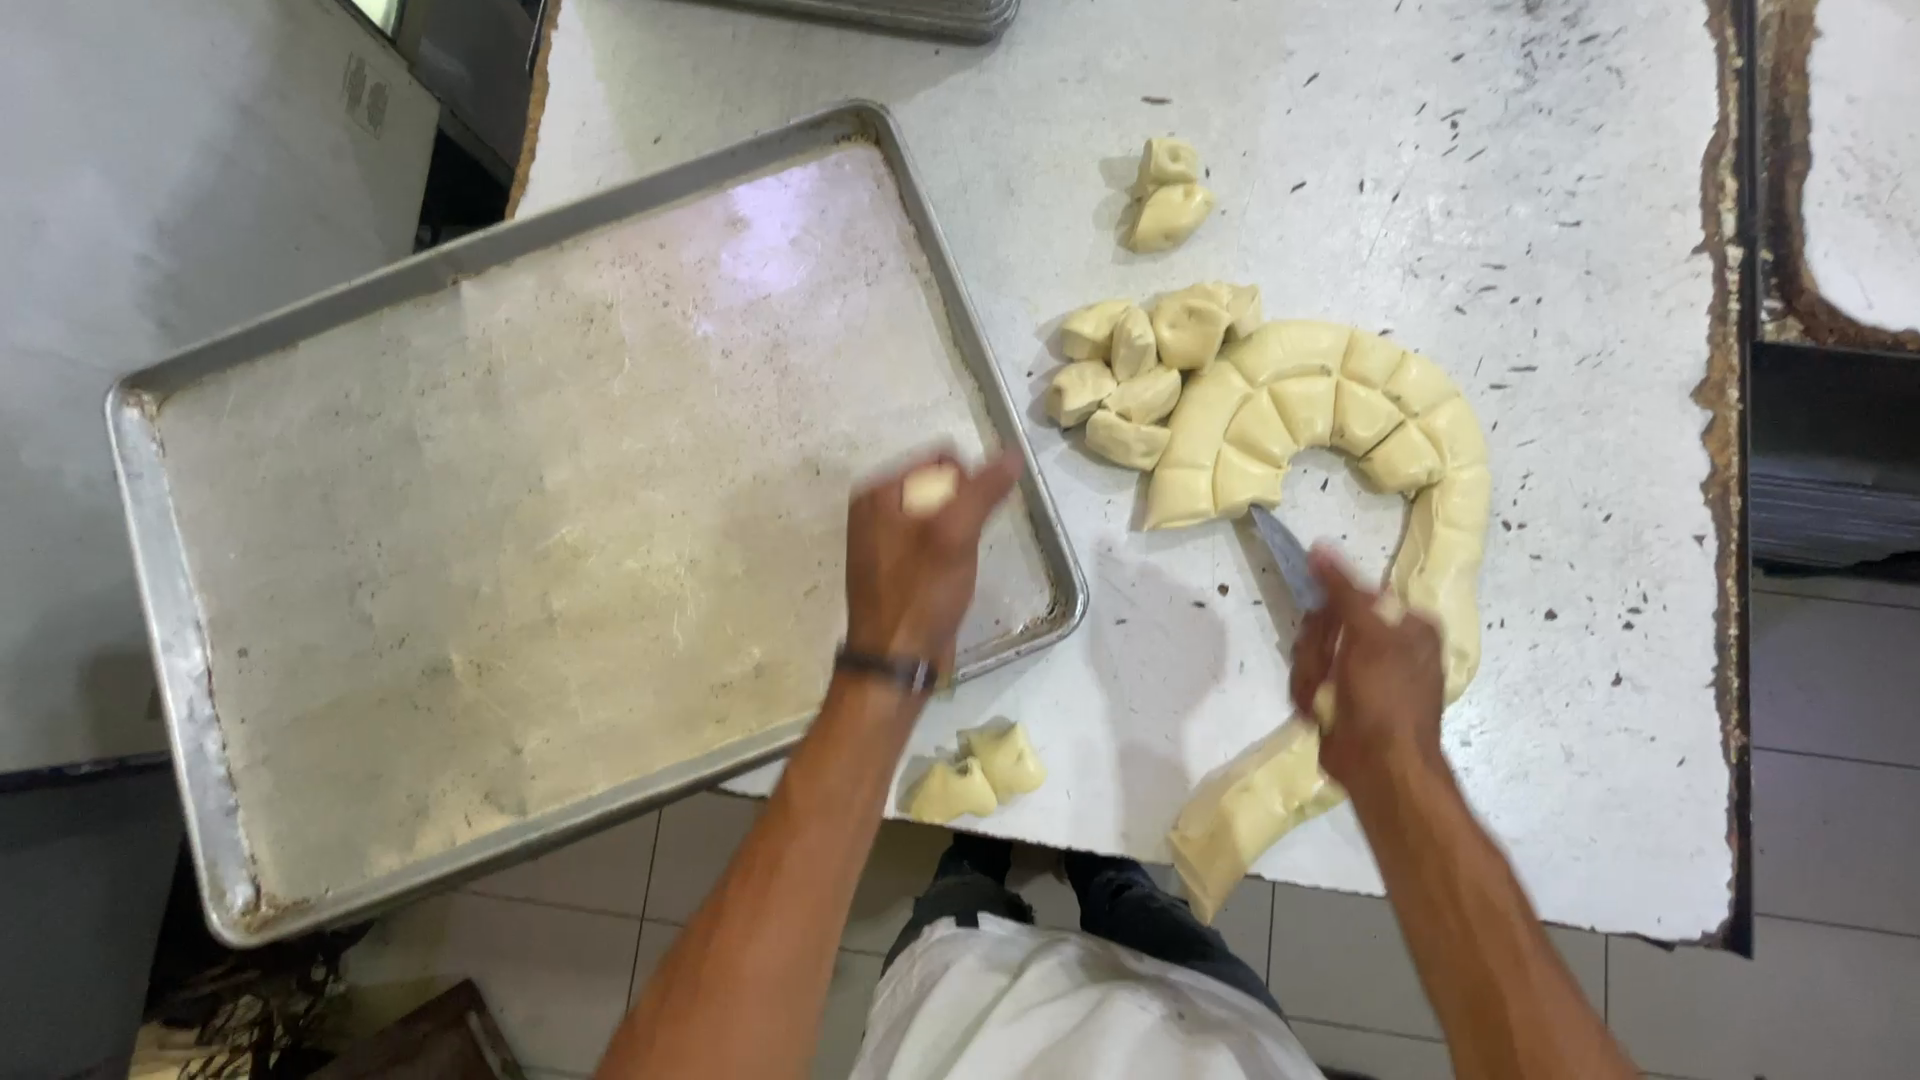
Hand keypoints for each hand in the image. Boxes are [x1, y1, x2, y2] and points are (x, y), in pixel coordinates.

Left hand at [843, 449, 1022, 673]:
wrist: (895, 663)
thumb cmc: (920, 595)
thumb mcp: (955, 535)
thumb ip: (983, 490)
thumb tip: (1013, 453)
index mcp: (877, 493)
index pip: (939, 460)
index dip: (969, 483)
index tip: (976, 520)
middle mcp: (875, 511)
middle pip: (941, 487)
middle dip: (965, 510)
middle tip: (967, 544)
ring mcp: (884, 541)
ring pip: (941, 517)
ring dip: (962, 534)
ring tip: (961, 563)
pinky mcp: (898, 569)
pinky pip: (934, 543)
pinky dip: (952, 554)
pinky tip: (954, 577)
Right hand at [1289, 545, 1447, 791]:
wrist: (1381, 767)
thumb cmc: (1385, 698)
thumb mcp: (1368, 634)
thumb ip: (1342, 590)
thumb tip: (1318, 546)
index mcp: (1406, 625)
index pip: (1352, 594)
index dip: (1331, 612)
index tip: (1323, 626)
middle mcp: (1386, 645)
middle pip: (1324, 624)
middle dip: (1316, 650)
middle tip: (1326, 670)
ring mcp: (1360, 673)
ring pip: (1310, 653)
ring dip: (1308, 676)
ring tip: (1322, 699)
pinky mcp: (1339, 697)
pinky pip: (1307, 679)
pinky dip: (1308, 695)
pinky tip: (1319, 712)